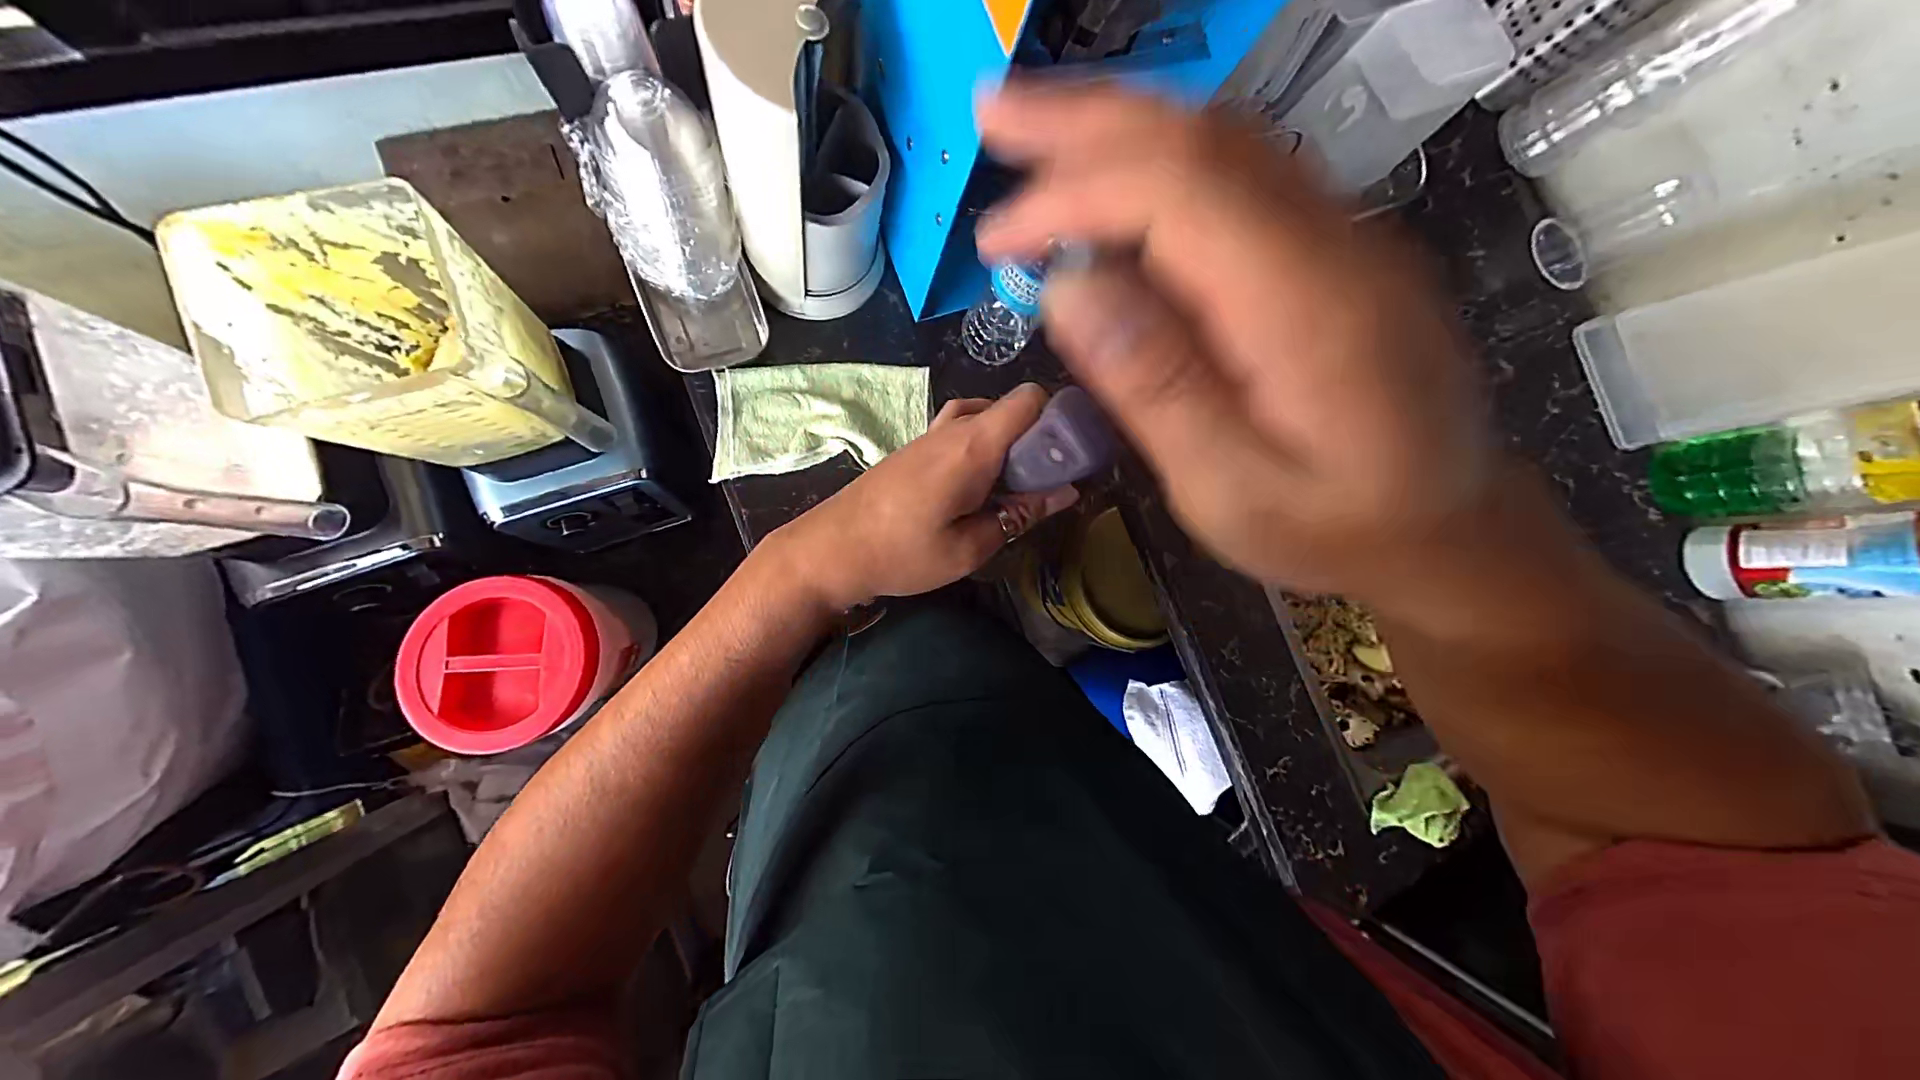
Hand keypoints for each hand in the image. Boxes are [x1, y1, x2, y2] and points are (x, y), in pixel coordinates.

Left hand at [765, 383, 1079, 612]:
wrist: (829, 550)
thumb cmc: (902, 553)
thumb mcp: (970, 547)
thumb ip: (1021, 515)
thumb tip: (1066, 492)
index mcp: (973, 445)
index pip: (1029, 398)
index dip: (1058, 414)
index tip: (1072, 450)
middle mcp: (953, 428)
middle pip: (1009, 407)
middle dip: (1037, 435)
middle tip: (1046, 478)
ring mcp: (929, 435)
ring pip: (983, 417)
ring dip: (1006, 441)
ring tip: (1012, 484)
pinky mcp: (913, 449)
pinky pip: (959, 430)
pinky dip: (980, 446)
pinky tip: (977, 486)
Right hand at [975, 83, 1493, 603]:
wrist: (1447, 526)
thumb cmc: (1335, 528)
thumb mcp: (1230, 490)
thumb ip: (1155, 389)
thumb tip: (1070, 289)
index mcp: (1305, 305)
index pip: (1177, 193)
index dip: (1074, 194)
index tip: (997, 239)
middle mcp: (1333, 242)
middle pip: (1201, 139)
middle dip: (1085, 121)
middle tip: (994, 114)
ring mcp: (1341, 237)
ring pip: (1222, 143)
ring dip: (1121, 127)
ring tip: (1034, 135)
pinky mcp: (1331, 251)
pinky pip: (1241, 177)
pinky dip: (1161, 161)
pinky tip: (1114, 179)